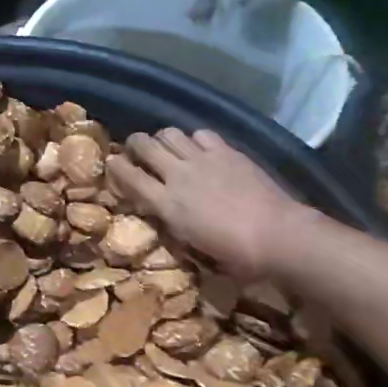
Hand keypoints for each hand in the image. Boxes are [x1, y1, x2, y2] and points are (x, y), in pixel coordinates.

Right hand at [107, 128, 319, 281]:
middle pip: (145, 145)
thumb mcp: (190, 242)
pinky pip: (201, 134)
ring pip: (170, 133)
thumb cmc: (233, 253)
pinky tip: (199, 148)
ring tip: (166, 146)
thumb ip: (172, 221)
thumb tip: (165, 211)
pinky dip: (194, 139)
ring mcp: (203, 159)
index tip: (111, 163)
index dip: (116, 167)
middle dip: (135, 144)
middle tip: (135, 149)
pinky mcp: (227, 152)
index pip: (130, 177)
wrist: (276, 234)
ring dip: (162, 138)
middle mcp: (178, 175)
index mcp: (166, 204)